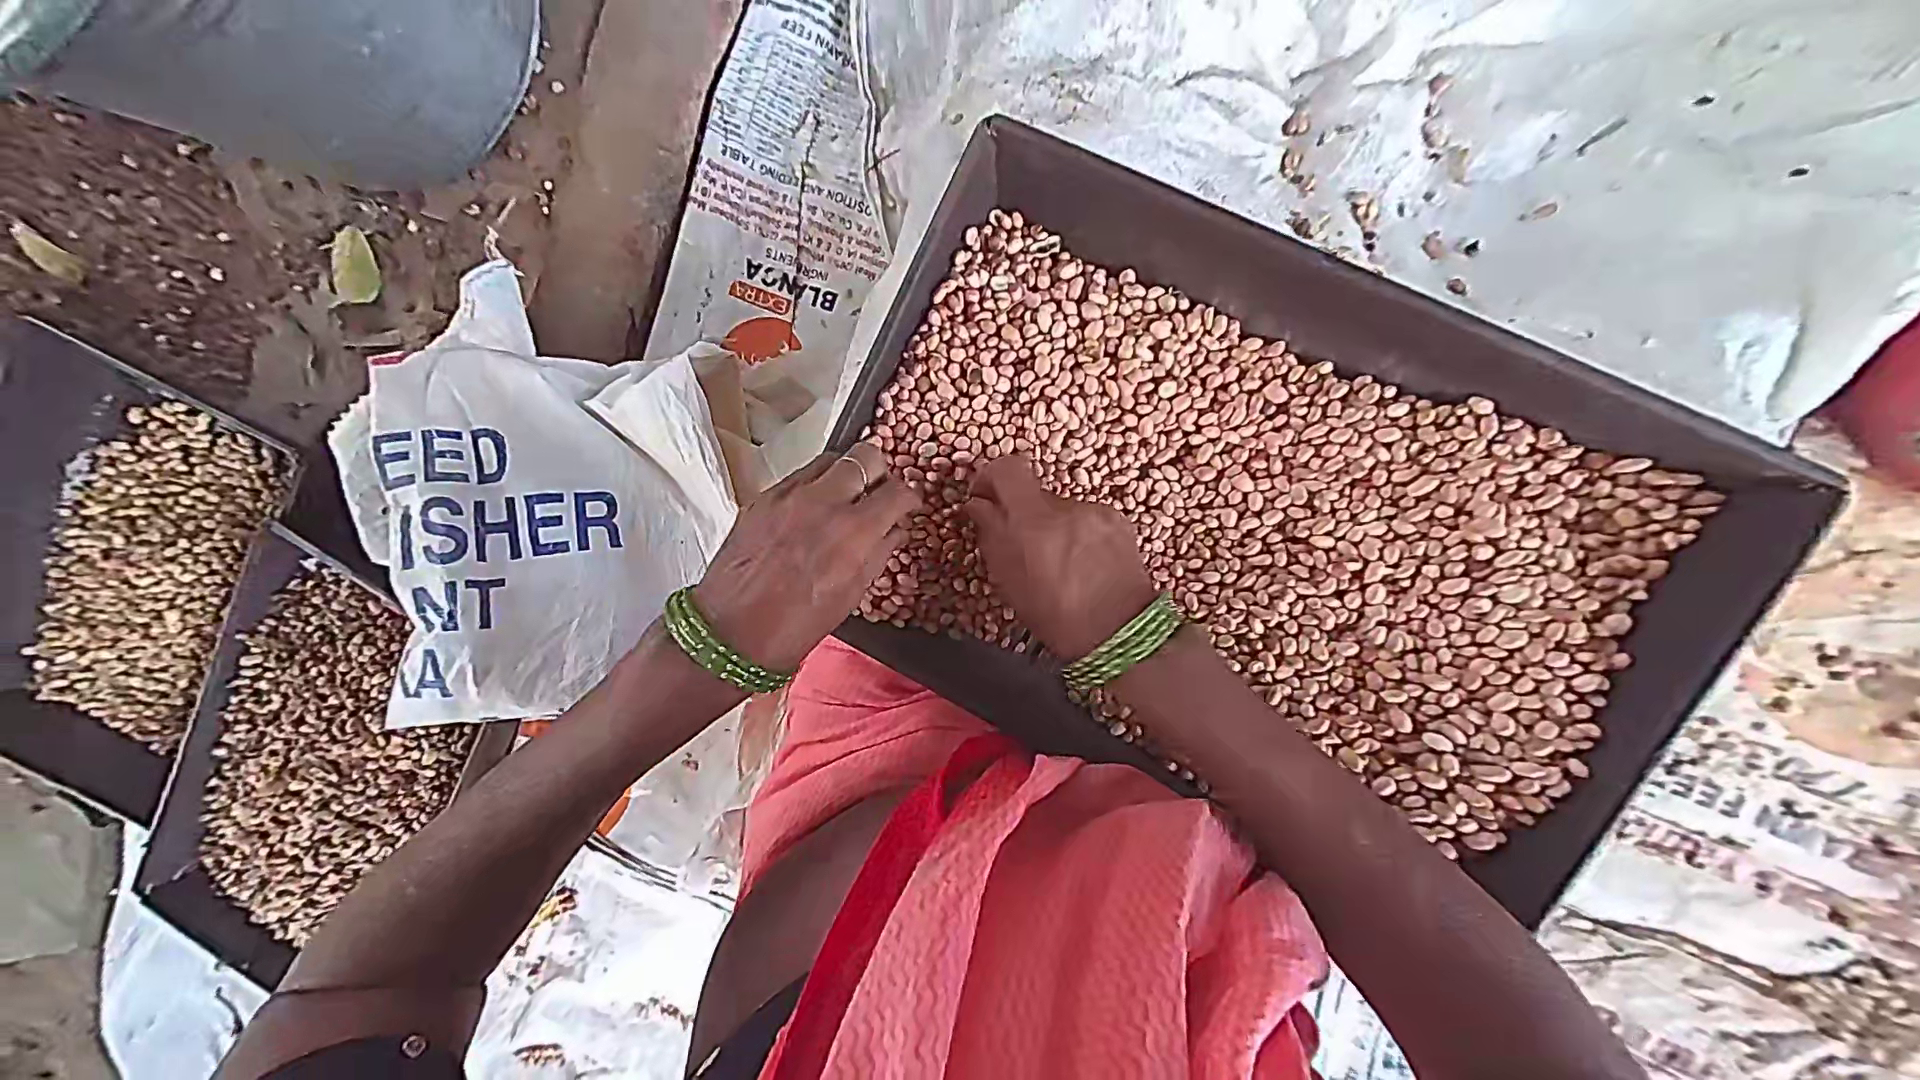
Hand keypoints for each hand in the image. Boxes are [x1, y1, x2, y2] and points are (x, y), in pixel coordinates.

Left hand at [693, 443, 919, 671]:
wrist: (733, 631)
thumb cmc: (796, 623)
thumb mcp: (852, 593)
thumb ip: (879, 552)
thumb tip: (895, 530)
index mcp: (854, 531)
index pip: (897, 490)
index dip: (909, 496)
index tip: (907, 502)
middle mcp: (823, 502)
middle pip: (866, 455)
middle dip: (880, 471)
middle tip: (878, 490)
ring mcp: (789, 496)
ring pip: (830, 459)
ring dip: (845, 472)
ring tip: (845, 495)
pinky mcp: (762, 498)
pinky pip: (798, 476)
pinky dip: (814, 485)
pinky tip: (813, 508)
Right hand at [964, 455, 1159, 658]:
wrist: (1120, 634)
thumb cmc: (1058, 618)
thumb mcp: (1009, 582)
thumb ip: (990, 534)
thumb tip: (977, 506)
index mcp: (1034, 523)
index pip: (1006, 469)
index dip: (988, 478)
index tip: (983, 498)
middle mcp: (1067, 508)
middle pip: (1032, 493)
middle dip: (1020, 515)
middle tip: (1018, 549)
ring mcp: (1096, 512)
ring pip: (1059, 509)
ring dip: (1050, 528)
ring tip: (1055, 566)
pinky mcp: (1118, 521)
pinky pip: (1084, 518)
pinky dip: (1076, 534)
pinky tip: (1080, 564)